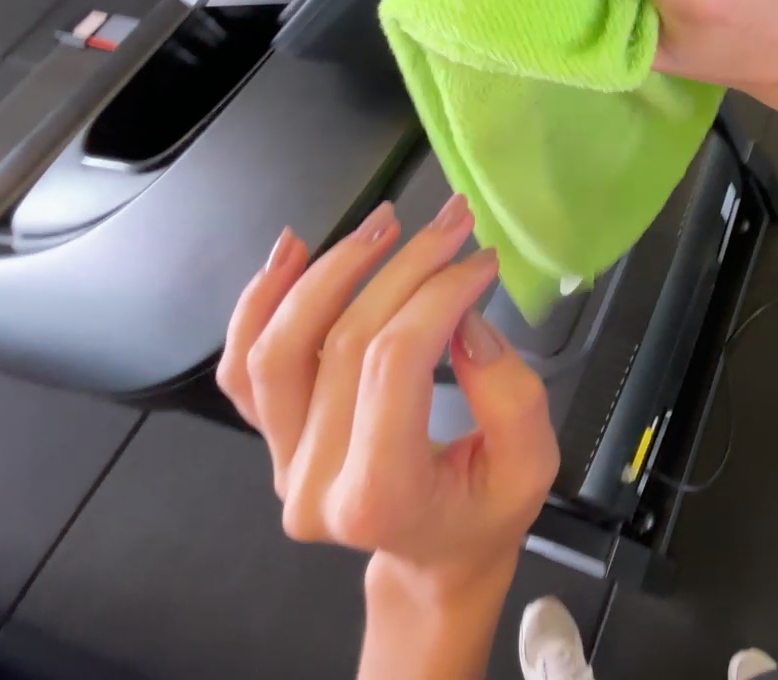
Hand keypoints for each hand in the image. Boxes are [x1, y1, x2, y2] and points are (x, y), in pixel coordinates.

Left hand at [217, 197, 558, 591]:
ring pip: (279, 347)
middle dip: (406, 266)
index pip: (396, 363)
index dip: (439, 294)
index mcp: (382, 495)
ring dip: (331, 270)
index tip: (482, 259)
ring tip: (383, 222)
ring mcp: (281, 461)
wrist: (436, 555)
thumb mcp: (533, 462)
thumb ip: (510, 394)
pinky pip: (244, 366)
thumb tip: (461, 317)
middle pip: (344, 342)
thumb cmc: (489, 511)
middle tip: (453, 222)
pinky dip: (260, 301)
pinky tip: (292, 249)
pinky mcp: (271, 439)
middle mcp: (315, 480)